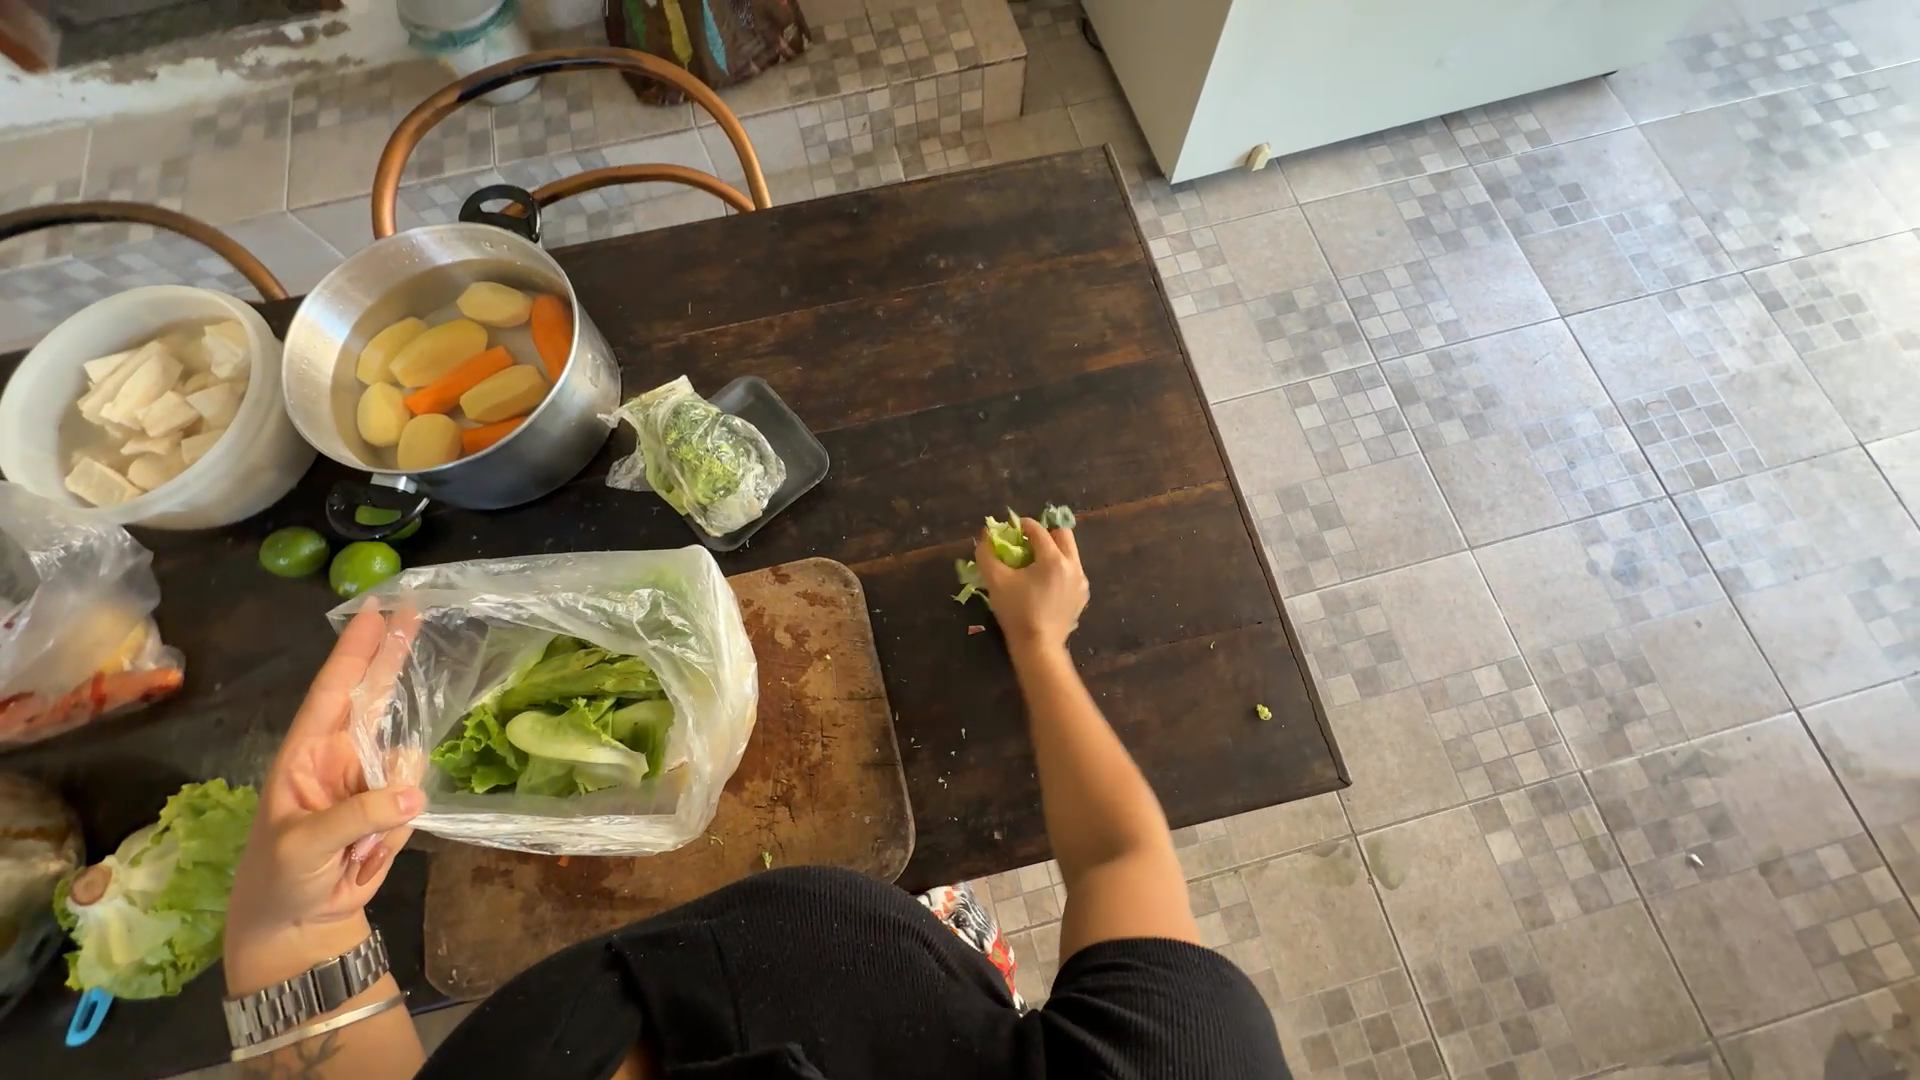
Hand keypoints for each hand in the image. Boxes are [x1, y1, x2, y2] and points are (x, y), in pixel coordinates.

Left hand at [224, 602, 424, 990]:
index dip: (356, 651)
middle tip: (415, 610)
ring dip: (393, 793)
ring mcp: (371, 776)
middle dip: (392, 654)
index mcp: (305, 754)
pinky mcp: (396, 798)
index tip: (377, 611)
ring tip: (359, 849)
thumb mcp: (304, 848)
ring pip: (407, 750)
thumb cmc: (280, 880)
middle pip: (374, 693)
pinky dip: (402, 819)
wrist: (300, 924)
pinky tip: (371, 852)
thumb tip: (413, 792)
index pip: (335, 692)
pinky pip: (418, 787)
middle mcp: (340, 754)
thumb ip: (357, 815)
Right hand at [976, 518, 1088, 652]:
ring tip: (1035, 563)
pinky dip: (1060, 569)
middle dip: (1045, 533)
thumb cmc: (1015, 611)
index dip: (1023, 525)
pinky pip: (1072, 572)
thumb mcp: (995, 581)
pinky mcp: (1082, 595)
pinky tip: (1045, 583)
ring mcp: (1081, 581)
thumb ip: (986, 553)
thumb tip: (986, 535)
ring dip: (1054, 550)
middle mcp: (1073, 565)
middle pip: (1063, 534)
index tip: (1012, 529)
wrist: (1038, 646)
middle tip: (1027, 542)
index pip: (1038, 530)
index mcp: (1053, 558)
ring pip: (1070, 553)